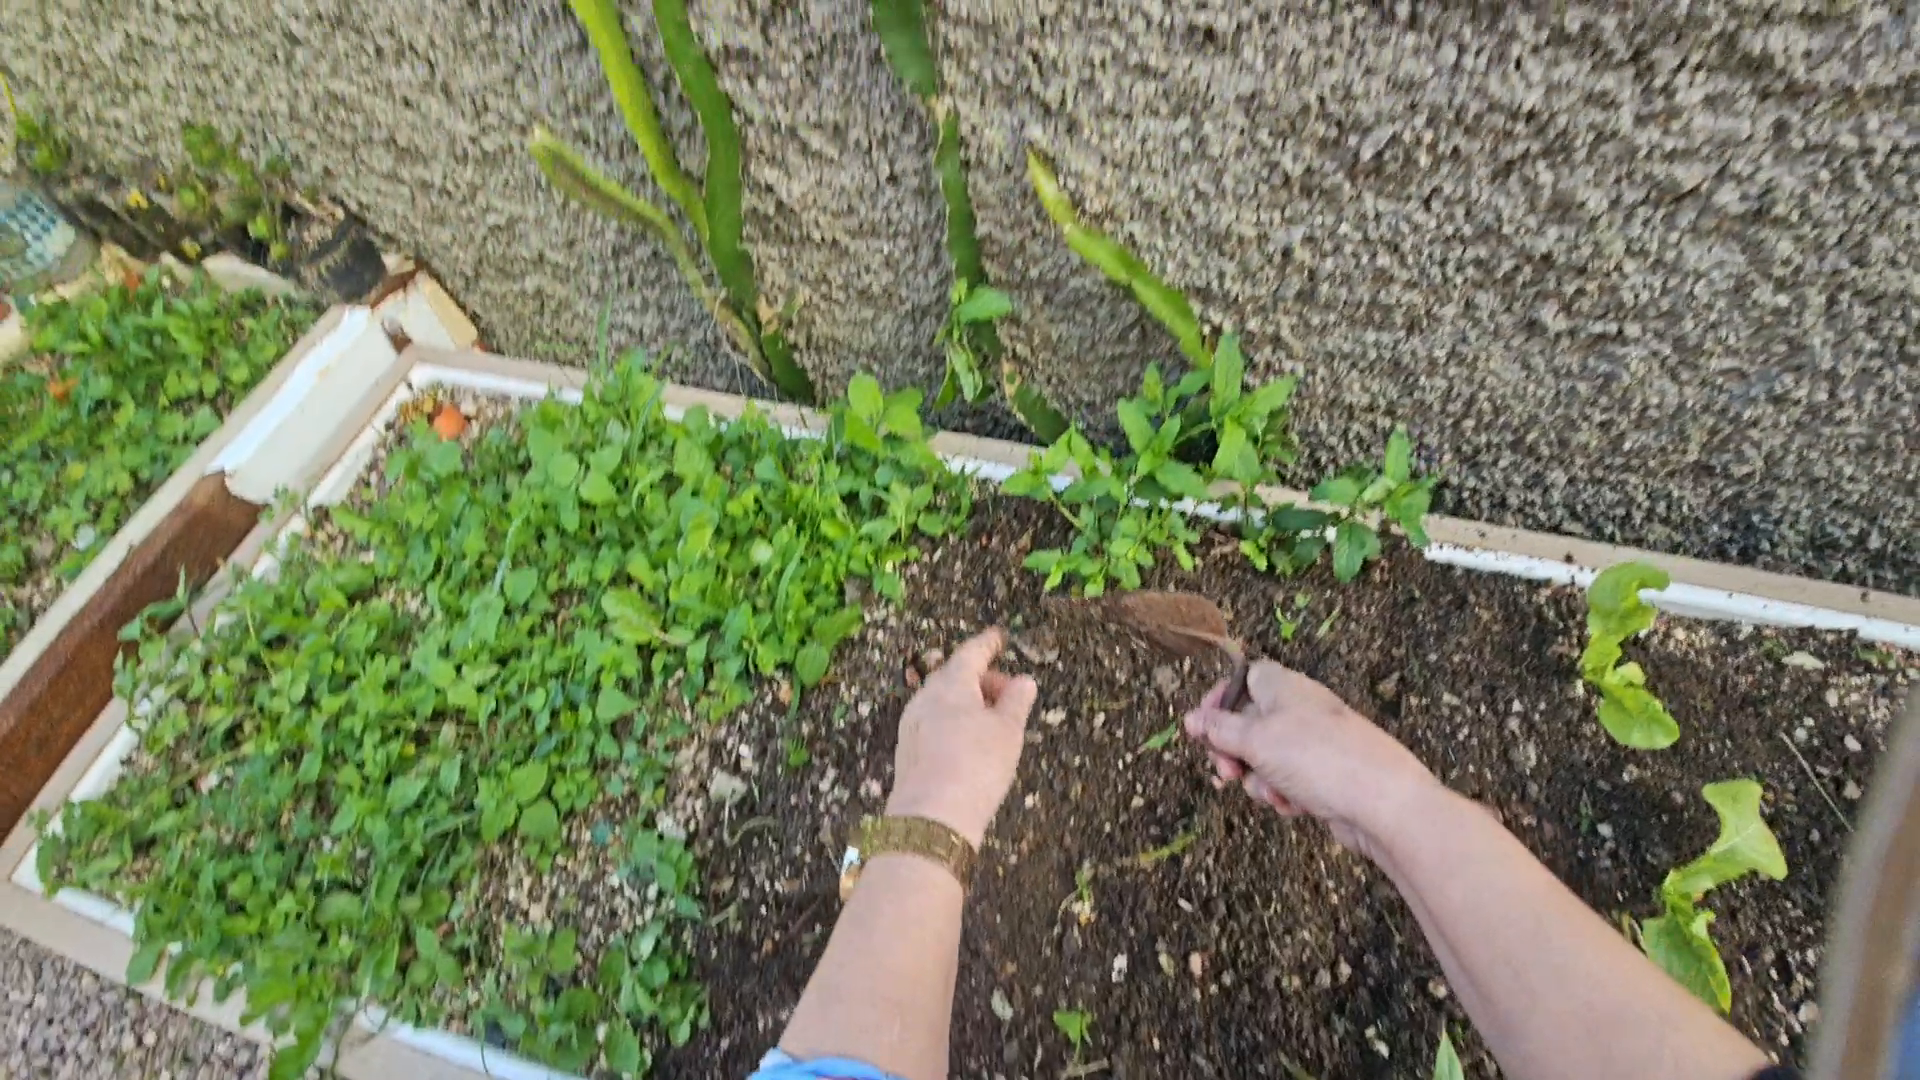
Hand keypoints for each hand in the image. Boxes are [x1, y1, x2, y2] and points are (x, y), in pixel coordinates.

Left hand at [885, 628, 1038, 846]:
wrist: (931, 817)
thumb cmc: (977, 765)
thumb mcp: (1008, 731)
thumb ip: (1017, 700)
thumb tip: (1023, 680)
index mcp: (951, 684)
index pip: (971, 653)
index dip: (987, 643)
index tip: (999, 636)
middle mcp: (926, 696)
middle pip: (955, 675)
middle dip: (982, 678)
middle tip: (1008, 693)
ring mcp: (912, 722)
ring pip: (943, 699)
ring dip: (968, 701)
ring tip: (993, 721)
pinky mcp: (907, 748)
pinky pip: (934, 720)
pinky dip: (954, 720)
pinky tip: (969, 741)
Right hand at [1183, 661, 1437, 858]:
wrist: (1386, 805)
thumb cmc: (1317, 759)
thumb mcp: (1255, 740)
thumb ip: (1218, 729)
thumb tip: (1189, 719)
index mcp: (1282, 686)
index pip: (1240, 679)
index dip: (1218, 701)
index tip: (1203, 729)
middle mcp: (1297, 709)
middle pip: (1246, 722)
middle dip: (1232, 752)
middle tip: (1226, 773)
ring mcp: (1313, 742)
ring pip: (1263, 757)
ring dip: (1257, 778)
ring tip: (1272, 793)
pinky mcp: (1324, 774)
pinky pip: (1286, 779)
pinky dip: (1283, 792)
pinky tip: (1293, 806)